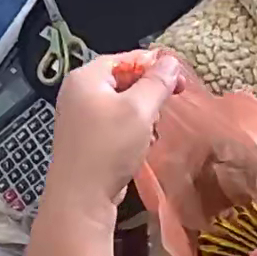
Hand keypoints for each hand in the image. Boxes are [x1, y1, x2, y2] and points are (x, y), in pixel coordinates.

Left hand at [42, 51, 184, 220]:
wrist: (81, 197)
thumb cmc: (109, 148)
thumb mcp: (140, 110)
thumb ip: (157, 82)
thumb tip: (171, 61)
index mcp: (86, 77)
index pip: (124, 58)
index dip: (154, 65)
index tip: (179, 80)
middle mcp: (77, 93)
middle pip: (122, 80)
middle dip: (149, 92)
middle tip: (168, 106)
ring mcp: (79, 118)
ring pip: (120, 105)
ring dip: (142, 114)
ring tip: (153, 130)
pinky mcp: (85, 140)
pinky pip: (113, 125)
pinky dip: (131, 130)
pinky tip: (142, 145)